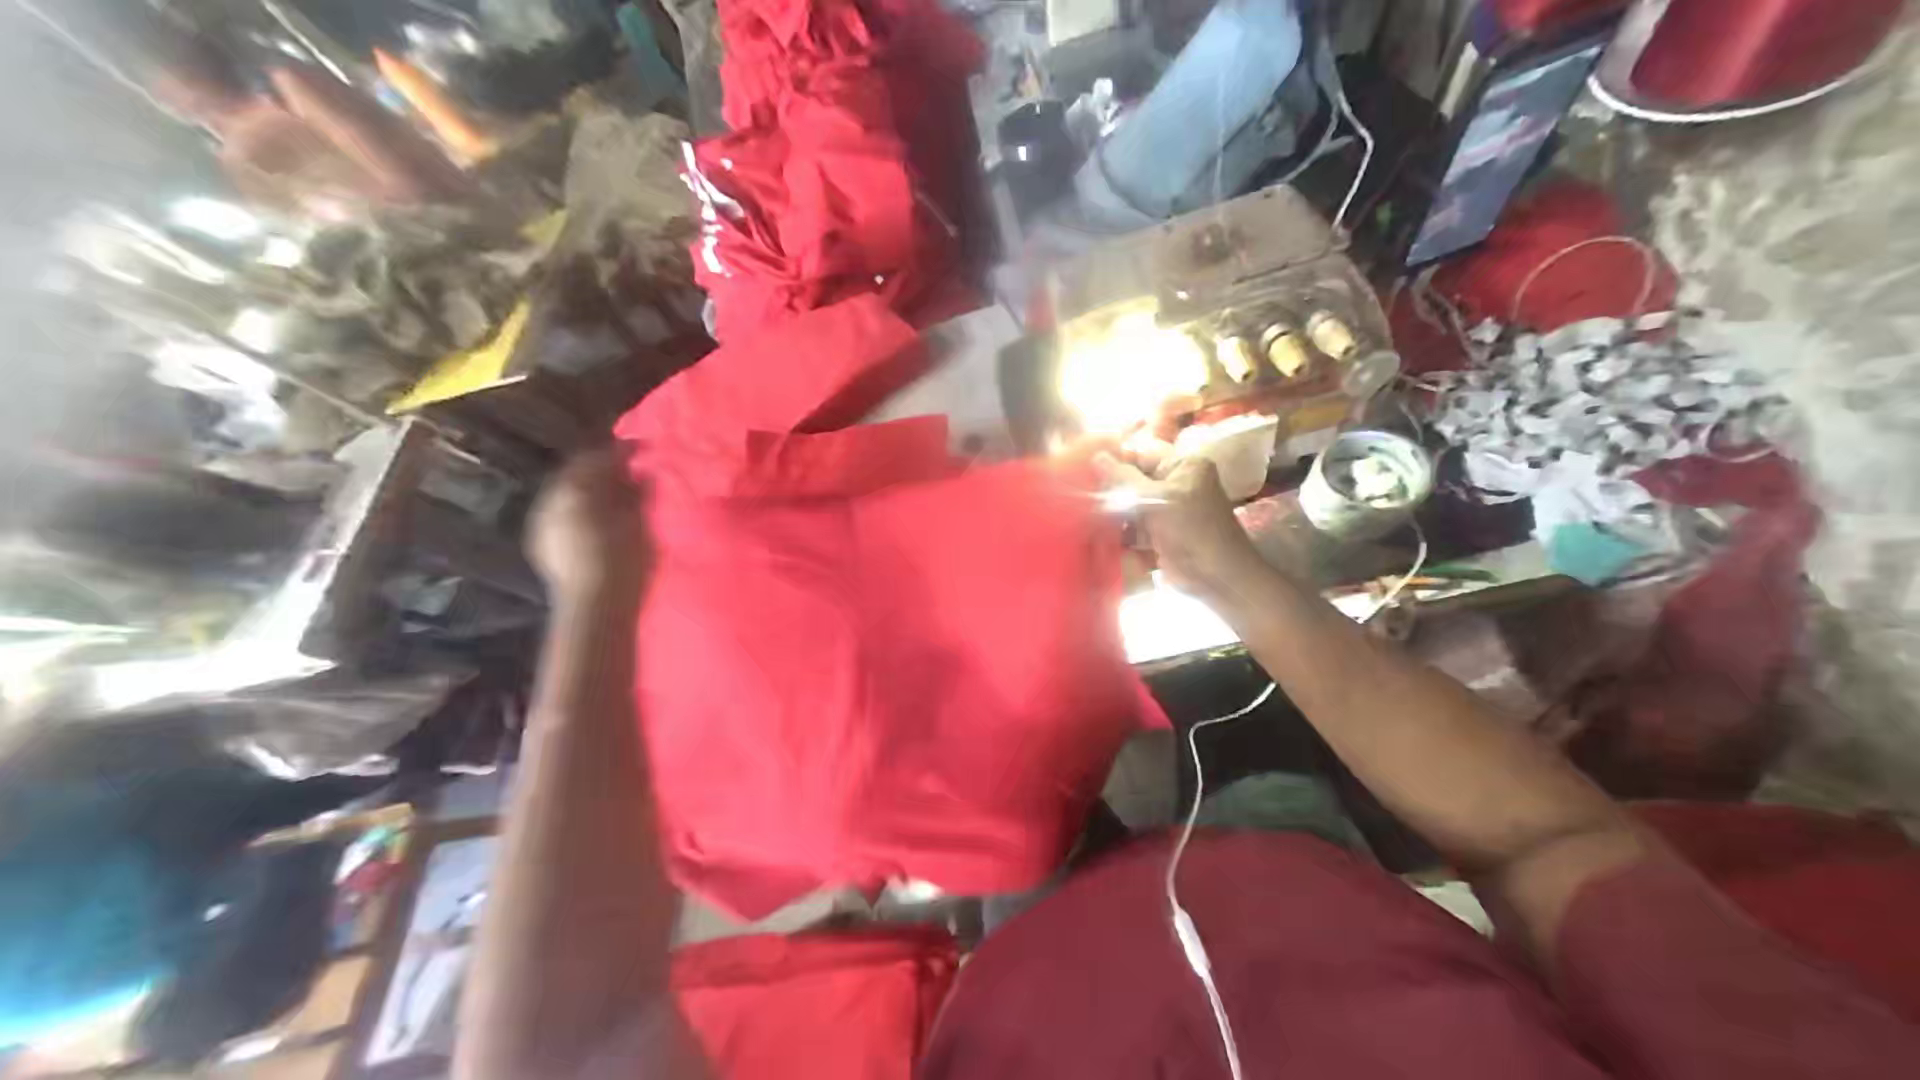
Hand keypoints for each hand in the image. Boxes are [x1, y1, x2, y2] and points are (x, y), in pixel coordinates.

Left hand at [526, 448, 651, 603]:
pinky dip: (582, 510)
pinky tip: (601, 520)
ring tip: (619, 496)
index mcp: (575, 487)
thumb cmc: (625, 561)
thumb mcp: (641, 523)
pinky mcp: (543, 545)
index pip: (599, 457)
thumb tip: (645, 473)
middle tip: (632, 470)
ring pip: (568, 495)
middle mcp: (551, 499)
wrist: (596, 609)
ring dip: (592, 492)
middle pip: (578, 474)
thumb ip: (641, 493)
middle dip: (604, 471)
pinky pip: (563, 515)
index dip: (623, 450)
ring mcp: (542, 523)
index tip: (644, 448)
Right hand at [1095, 452, 1267, 598]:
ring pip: (1130, 507)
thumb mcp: (1156, 499)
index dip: (1114, 462)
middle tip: (1079, 496)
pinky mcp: (1160, 537)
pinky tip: (1095, 536)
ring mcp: (1168, 513)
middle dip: (1109, 492)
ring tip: (1083, 518)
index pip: (1141, 456)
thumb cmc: (1191, 530)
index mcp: (1182, 467)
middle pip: (1133, 483)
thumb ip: (1124, 478)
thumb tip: (1096, 455)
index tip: (1083, 468)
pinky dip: (1118, 534)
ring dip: (1110, 515)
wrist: (1216, 578)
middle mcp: (1176, 485)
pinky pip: (1133, 529)